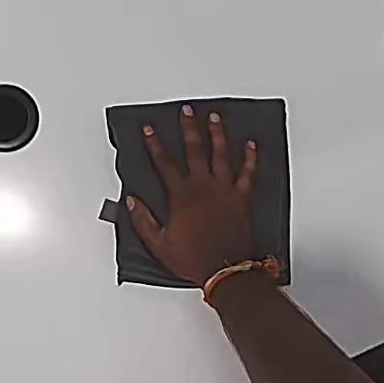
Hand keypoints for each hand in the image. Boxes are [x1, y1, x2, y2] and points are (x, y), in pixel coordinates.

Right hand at [126, 104, 259, 286]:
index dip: (156, 145)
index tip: (150, 130)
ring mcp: (225, 191)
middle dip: (188, 128)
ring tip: (214, 118)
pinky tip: (251, 145)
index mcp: (182, 196)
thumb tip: (132, 202)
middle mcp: (204, 188)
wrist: (225, 271)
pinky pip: (249, 173)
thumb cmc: (194, 258)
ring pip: (221, 154)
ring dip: (217, 134)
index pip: (165, 163)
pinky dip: (251, 158)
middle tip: (186, 111)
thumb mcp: (159, 243)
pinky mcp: (242, 199)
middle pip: (195, 150)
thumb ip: (143, 220)